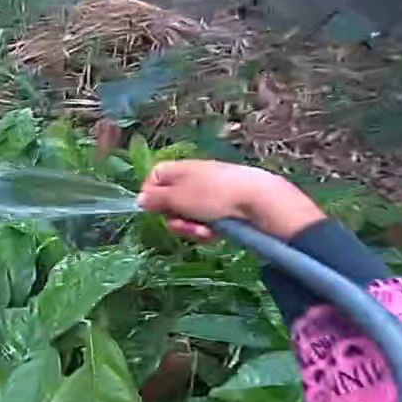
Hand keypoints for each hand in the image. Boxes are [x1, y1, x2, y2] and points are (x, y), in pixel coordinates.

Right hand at [136, 160, 324, 240]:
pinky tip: (216, 233)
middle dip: (174, 217)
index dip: (150, 194)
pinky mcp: (224, 209)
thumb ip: (155, 199)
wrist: (262, 203)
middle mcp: (195, 179)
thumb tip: (139, 199)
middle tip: (184, 223)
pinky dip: (206, 230)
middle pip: (169, 201)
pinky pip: (204, 222)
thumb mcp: (178, 197)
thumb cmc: (215, 196)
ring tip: (204, 231)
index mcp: (181, 169)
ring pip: (186, 215)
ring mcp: (211, 194)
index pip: (154, 177)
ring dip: (190, 227)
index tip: (153, 207)